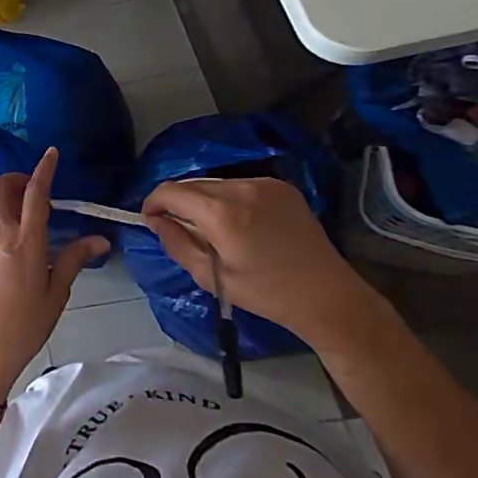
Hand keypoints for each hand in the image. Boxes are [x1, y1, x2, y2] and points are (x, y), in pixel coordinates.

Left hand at [0, 148, 109, 402]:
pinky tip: (20, 233)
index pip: (34, 194)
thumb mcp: (56, 295)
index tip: (51, 153)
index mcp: (26, 242)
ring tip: (31, 208)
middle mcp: (1, 234)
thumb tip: (100, 239)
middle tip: (37, 185)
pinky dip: (2, 212)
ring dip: (7, 193)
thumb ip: (75, 260)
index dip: (43, 169)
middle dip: (16, 176)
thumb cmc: (23, 326)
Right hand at [142, 178, 365, 348]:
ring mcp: (264, 183)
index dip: (153, 202)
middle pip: (191, 183)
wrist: (326, 294)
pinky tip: (238, 224)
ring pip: (214, 183)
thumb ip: (176, 243)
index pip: (171, 191)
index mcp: (223, 213)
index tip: (150, 220)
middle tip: (176, 228)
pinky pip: (238, 185)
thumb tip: (155, 221)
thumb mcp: (211, 277)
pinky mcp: (280, 185)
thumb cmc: (266, 294)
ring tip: (210, 229)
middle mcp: (242, 188)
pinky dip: (227, 198)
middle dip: (177, 202)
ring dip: (202, 200)